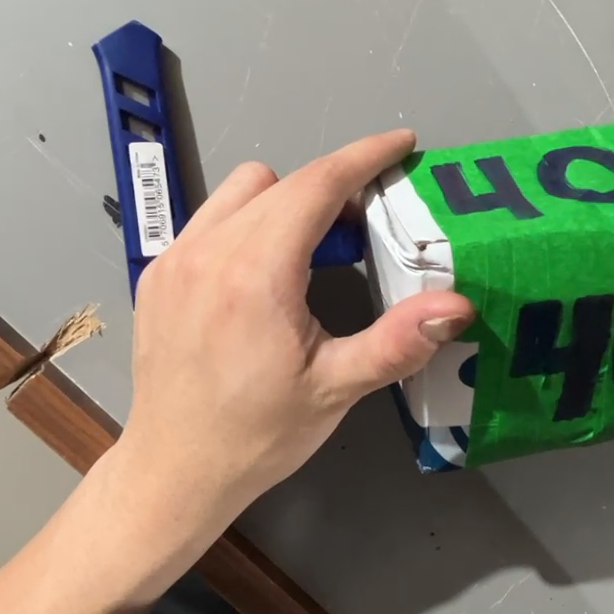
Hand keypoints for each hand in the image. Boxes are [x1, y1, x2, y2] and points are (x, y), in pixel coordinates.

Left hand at [107, 129, 473, 534]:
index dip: (364, 157)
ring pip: (240, 191)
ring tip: (312, 249)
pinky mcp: (157, 275)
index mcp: (255, 274)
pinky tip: (263, 272)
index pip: (316, 185)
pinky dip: (246, 222)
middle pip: (281, 182)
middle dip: (332, 187)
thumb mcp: (335, 390)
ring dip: (285, 201)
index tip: (401, 142)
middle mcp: (208, 251)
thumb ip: (397, 342)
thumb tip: (456, 306)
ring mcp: (175, 260)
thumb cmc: (257, 435)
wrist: (174, 471)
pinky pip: (210, 218)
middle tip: (367, 225)